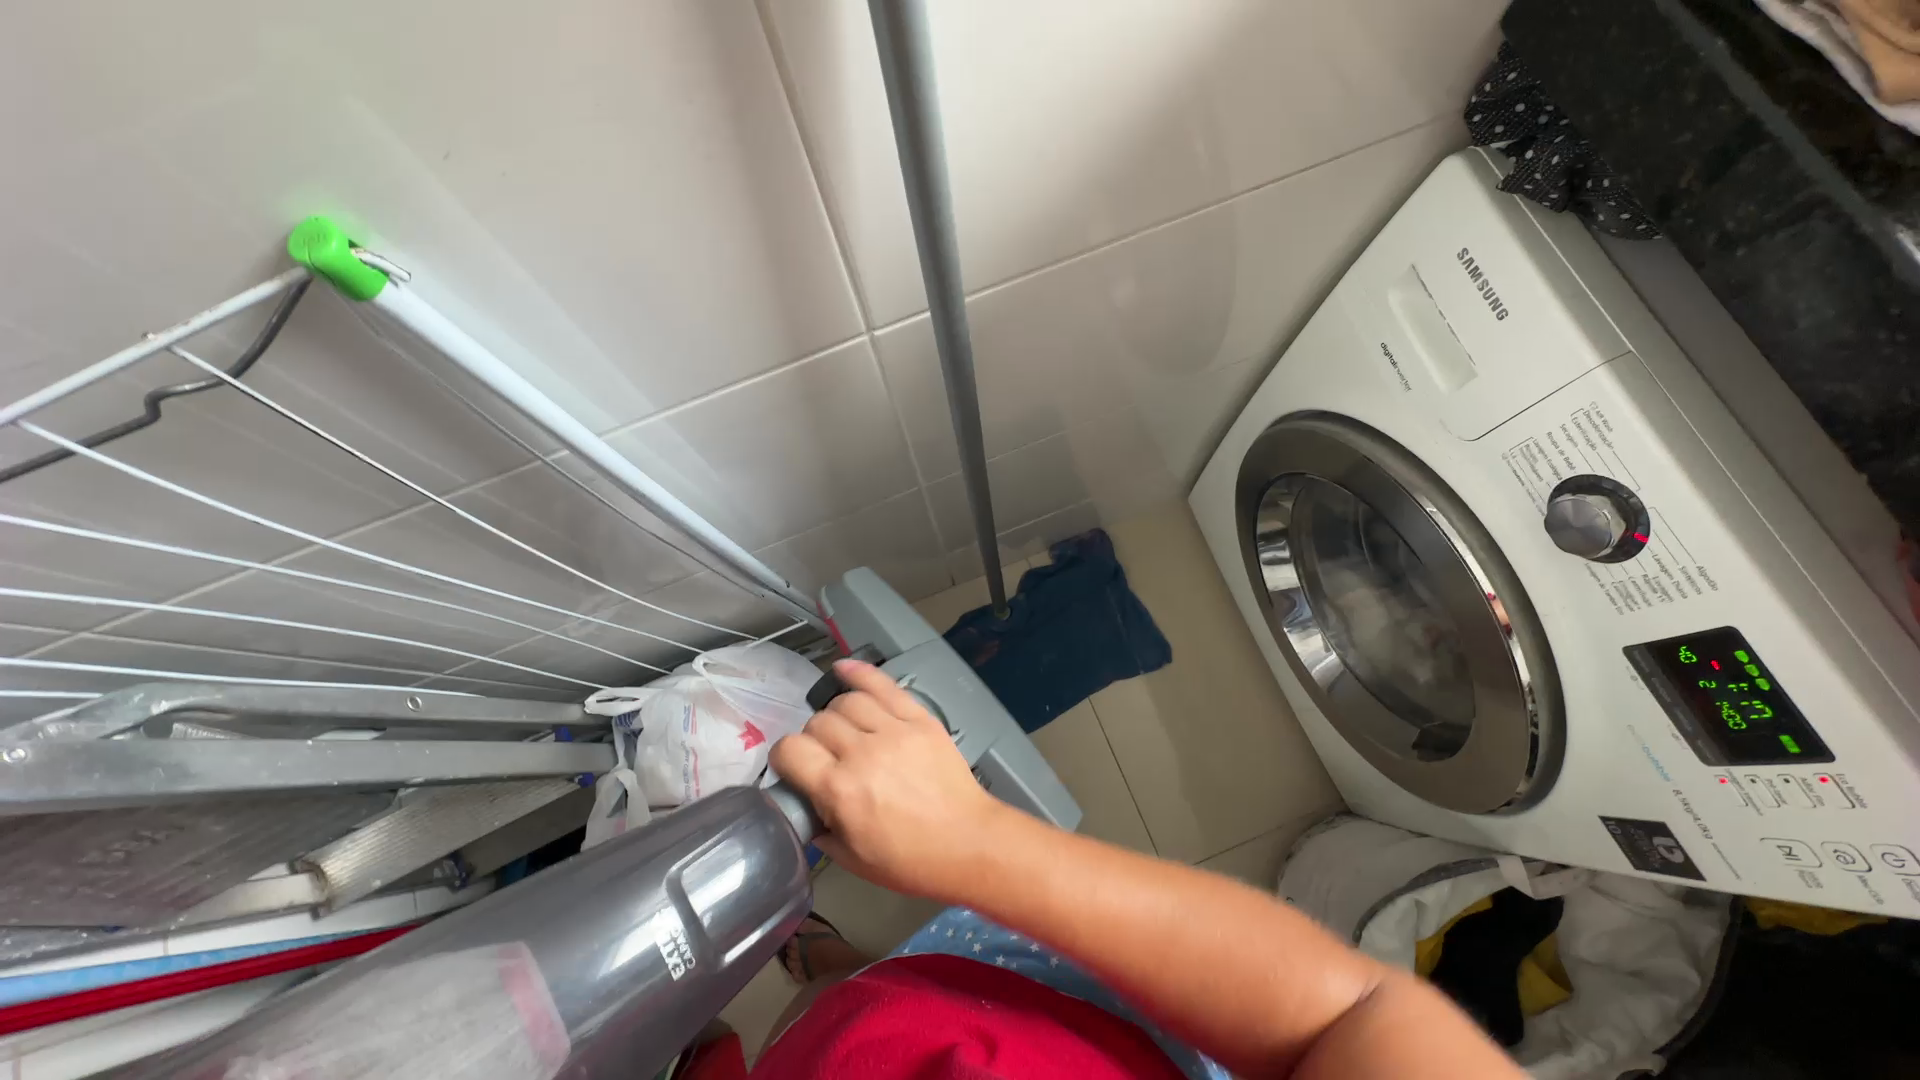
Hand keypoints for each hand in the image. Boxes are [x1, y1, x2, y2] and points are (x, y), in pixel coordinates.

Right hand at [770, 659, 1015, 901]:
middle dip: (813, 739)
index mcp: (840, 790)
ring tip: (843, 731)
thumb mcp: (850, 858)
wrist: (968, 843)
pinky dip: (860, 674)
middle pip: (818, 723)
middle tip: (826, 758)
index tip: (792, 767)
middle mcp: (862, 753)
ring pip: (847, 702)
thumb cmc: (909, 860)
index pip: (790, 750)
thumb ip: (818, 826)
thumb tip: (802, 802)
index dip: (784, 757)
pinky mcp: (920, 719)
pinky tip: (843, 670)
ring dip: (836, 714)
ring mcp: (894, 731)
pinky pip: (884, 686)